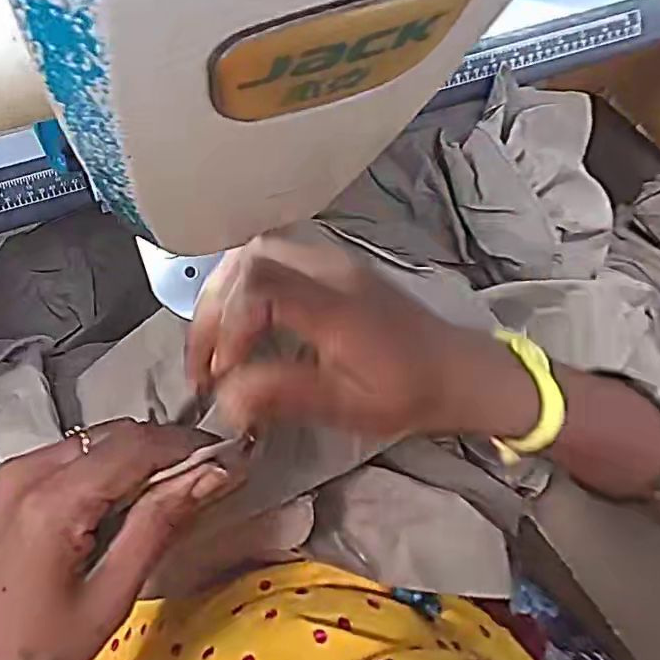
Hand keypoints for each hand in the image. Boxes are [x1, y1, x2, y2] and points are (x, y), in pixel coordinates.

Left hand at [0, 420, 240, 659]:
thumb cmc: (39, 655)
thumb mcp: (112, 593)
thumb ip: (160, 522)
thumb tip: (206, 477)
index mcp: (49, 502)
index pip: (133, 446)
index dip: (184, 446)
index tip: (220, 456)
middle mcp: (26, 474)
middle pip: (114, 435)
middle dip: (163, 450)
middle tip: (203, 476)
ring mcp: (15, 475)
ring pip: (96, 440)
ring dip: (137, 457)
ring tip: (171, 490)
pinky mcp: (13, 483)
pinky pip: (74, 455)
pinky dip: (108, 467)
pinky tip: (127, 498)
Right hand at [186, 233, 534, 440]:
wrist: (455, 367)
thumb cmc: (405, 391)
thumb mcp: (347, 406)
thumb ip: (282, 395)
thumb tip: (225, 398)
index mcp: (336, 303)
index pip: (260, 286)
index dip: (227, 326)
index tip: (222, 373)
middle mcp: (327, 268)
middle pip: (247, 261)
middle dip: (212, 312)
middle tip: (204, 363)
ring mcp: (325, 258)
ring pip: (251, 252)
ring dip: (220, 296)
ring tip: (213, 343)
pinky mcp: (324, 262)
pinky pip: (266, 257)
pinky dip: (238, 287)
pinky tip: (235, 319)